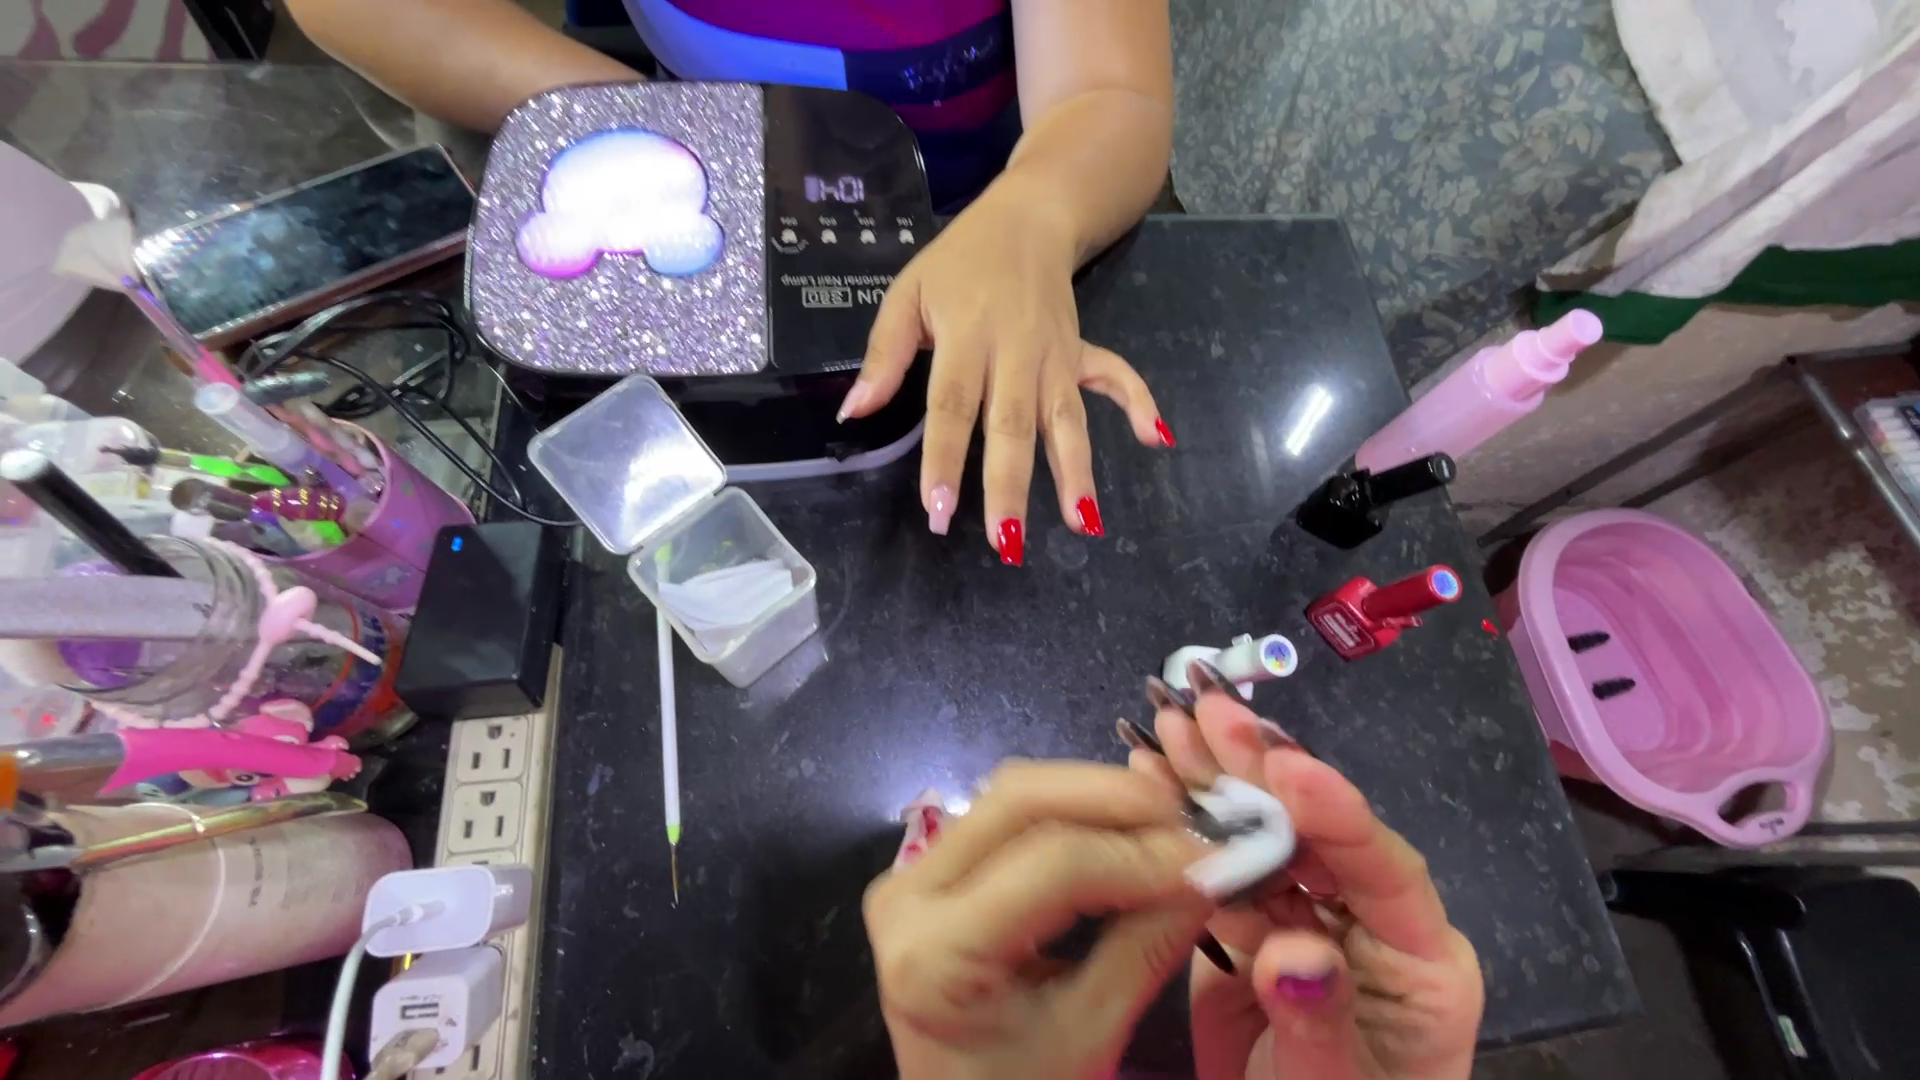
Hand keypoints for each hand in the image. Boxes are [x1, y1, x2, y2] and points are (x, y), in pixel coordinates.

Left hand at [836, 182, 1170, 563]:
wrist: (1028, 217)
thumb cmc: (959, 263)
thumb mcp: (907, 294)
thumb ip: (883, 355)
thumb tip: (854, 412)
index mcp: (966, 336)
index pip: (953, 406)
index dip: (945, 459)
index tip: (939, 510)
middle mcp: (1016, 351)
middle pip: (1014, 426)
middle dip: (1011, 486)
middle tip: (1007, 542)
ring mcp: (1056, 353)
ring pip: (1066, 418)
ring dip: (1075, 471)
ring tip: (1082, 524)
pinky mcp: (1082, 350)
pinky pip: (1115, 375)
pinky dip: (1138, 402)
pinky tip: (1156, 438)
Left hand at [864, 762, 1212, 1078]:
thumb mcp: (1090, 1036)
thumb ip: (1147, 945)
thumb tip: (1210, 867)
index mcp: (935, 951)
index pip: (1048, 865)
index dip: (1136, 853)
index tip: (1208, 858)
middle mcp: (906, 890)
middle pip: (1018, 799)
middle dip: (1111, 797)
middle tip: (1185, 816)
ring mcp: (910, 869)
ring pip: (1011, 792)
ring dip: (1092, 795)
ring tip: (1161, 820)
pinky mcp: (929, 863)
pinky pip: (1005, 812)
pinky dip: (1069, 810)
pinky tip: (1117, 827)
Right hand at [1131, 683, 1483, 1079]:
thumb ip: (1321, 1022)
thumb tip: (1294, 950)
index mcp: (1418, 956)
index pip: (1385, 867)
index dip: (1335, 811)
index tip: (1286, 766)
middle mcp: (1361, 916)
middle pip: (1310, 829)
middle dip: (1258, 767)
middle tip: (1208, 709)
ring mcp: (1301, 911)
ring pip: (1256, 833)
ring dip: (1212, 775)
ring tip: (1171, 722)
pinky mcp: (1250, 917)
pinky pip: (1218, 861)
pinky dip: (1182, 816)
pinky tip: (1153, 771)